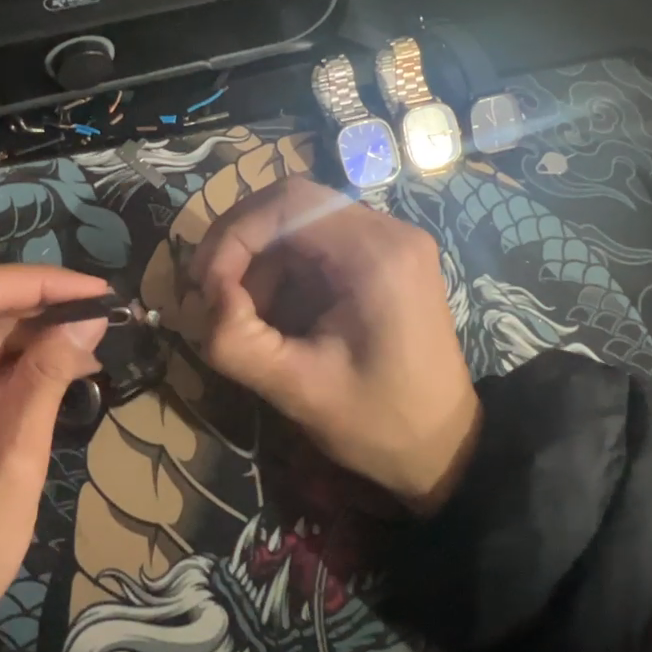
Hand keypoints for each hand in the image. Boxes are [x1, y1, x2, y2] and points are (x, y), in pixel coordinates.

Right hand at [192, 178, 481, 514]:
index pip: (289, 204)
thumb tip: (205, 296)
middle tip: (211, 291)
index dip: (235, 234)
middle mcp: (389, 231)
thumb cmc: (378, 424)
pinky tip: (273, 312)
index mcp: (377, 254)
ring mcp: (389, 240)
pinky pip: (316, 241)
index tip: (208, 288)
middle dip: (240, 242)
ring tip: (243, 312)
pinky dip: (282, 268)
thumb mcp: (299, 390)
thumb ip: (239, 341)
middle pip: (292, 202)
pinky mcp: (383, 256)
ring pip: (299, 219)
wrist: (445, 449)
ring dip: (258, 258)